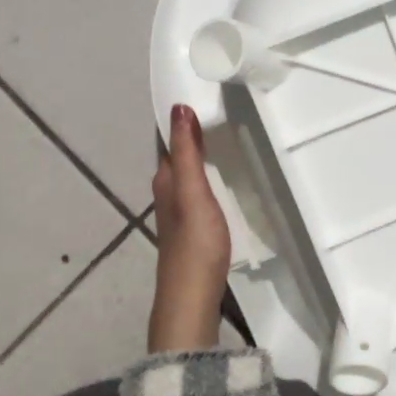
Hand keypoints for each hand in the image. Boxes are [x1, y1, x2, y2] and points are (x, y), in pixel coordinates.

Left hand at [148, 104, 232, 352]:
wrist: (192, 297)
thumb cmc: (194, 242)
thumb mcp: (193, 192)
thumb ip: (187, 152)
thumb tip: (179, 107)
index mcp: (166, 180)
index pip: (171, 141)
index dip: (184, 122)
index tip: (205, 98)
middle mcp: (168, 193)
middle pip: (180, 157)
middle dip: (195, 136)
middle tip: (224, 113)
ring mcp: (180, 213)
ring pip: (190, 175)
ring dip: (204, 158)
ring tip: (229, 138)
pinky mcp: (195, 228)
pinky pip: (201, 192)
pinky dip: (211, 179)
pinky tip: (227, 180)